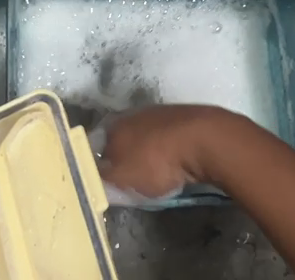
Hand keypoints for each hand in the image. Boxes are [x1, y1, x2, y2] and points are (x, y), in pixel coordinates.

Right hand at [96, 105, 241, 198]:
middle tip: (126, 181)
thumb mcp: (121, 179)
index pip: (94, 146)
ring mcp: (155, 113)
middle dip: (120, 158)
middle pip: (118, 140)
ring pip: (141, 137)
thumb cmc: (155, 162)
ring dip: (143, 154)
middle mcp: (130, 114)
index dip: (95, 164)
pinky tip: (171, 163)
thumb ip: (102, 180)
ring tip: (151, 175)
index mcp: (112, 126)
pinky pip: (162, 138)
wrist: (200, 140)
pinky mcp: (177, 118)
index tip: (101, 181)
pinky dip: (163, 150)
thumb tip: (93, 178)